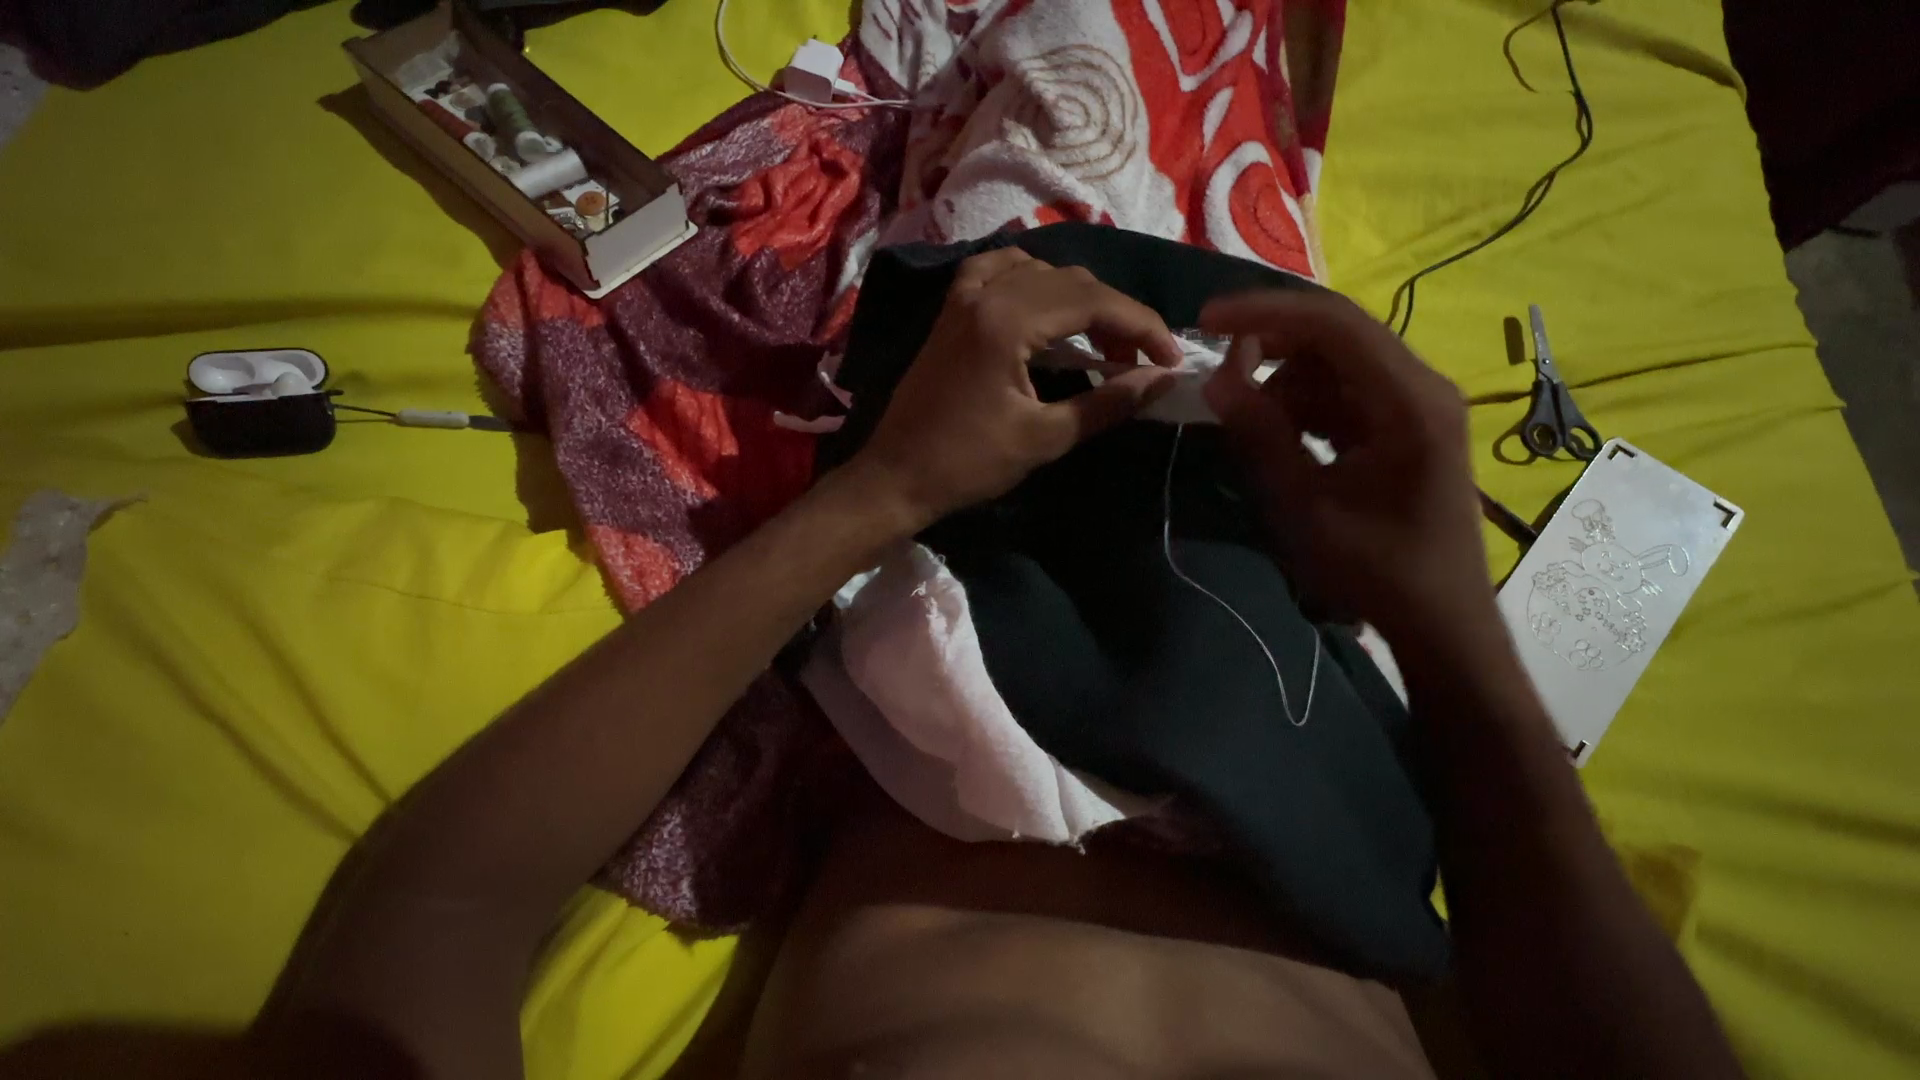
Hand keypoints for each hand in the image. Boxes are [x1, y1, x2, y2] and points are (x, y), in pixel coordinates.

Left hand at [849, 248, 1181, 526]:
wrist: (897, 476)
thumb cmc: (968, 463)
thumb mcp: (1044, 438)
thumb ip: (1107, 404)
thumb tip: (1162, 381)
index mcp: (1007, 321)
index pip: (1094, 302)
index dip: (1143, 326)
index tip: (1170, 358)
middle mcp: (985, 293)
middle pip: (1072, 281)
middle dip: (1116, 316)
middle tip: (1139, 360)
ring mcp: (962, 296)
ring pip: (1040, 271)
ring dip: (1079, 298)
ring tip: (1099, 340)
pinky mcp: (950, 309)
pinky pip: (998, 270)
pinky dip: (1032, 280)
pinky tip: (1045, 305)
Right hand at [1201, 290, 1489, 640]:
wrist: (1440, 621)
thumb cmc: (1375, 569)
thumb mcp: (1304, 505)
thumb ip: (1260, 436)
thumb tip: (1218, 378)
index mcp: (1409, 400)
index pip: (1334, 324)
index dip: (1265, 313)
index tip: (1207, 321)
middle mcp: (1421, 387)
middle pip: (1337, 335)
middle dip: (1272, 344)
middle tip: (1220, 373)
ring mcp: (1417, 406)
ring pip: (1337, 363)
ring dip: (1285, 381)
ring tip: (1246, 421)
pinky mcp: (1406, 427)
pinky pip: (1346, 393)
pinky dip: (1304, 404)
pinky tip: (1277, 435)